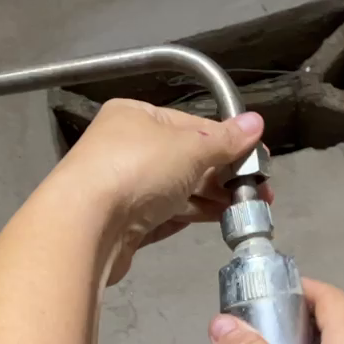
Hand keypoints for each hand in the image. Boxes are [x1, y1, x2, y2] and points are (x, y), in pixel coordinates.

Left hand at [40, 99, 268, 284]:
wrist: (85, 226)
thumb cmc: (136, 171)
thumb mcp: (189, 148)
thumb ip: (224, 141)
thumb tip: (256, 124)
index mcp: (136, 117)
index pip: (192, 125)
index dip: (228, 142)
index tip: (258, 161)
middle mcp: (126, 149)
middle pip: (185, 160)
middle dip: (222, 176)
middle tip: (258, 194)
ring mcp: (123, 189)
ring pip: (176, 191)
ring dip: (210, 199)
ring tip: (244, 210)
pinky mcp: (124, 225)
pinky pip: (163, 217)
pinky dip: (188, 217)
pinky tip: (216, 220)